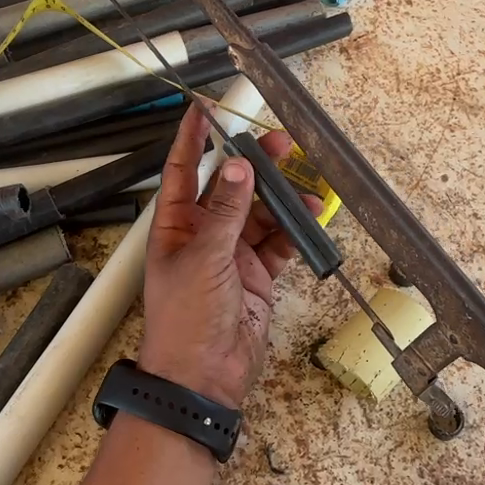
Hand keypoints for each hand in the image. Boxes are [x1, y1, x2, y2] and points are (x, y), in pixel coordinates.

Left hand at [136, 102, 301, 408]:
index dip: (190, 140)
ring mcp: (231, 255)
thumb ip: (226, 212)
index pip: (182, 171)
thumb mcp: (205, 258)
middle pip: (228, 189)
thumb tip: (237, 167)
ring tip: (304, 185)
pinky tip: (309, 217)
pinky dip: (293, 231)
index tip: (201, 109)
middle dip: (252, 166)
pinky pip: (277, 243)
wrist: (203, 375)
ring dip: (280, 200)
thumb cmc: (187, 317)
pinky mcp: (256, 275)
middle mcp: (202, 236)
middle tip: (279, 143)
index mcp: (175, 227)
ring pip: (259, 214)